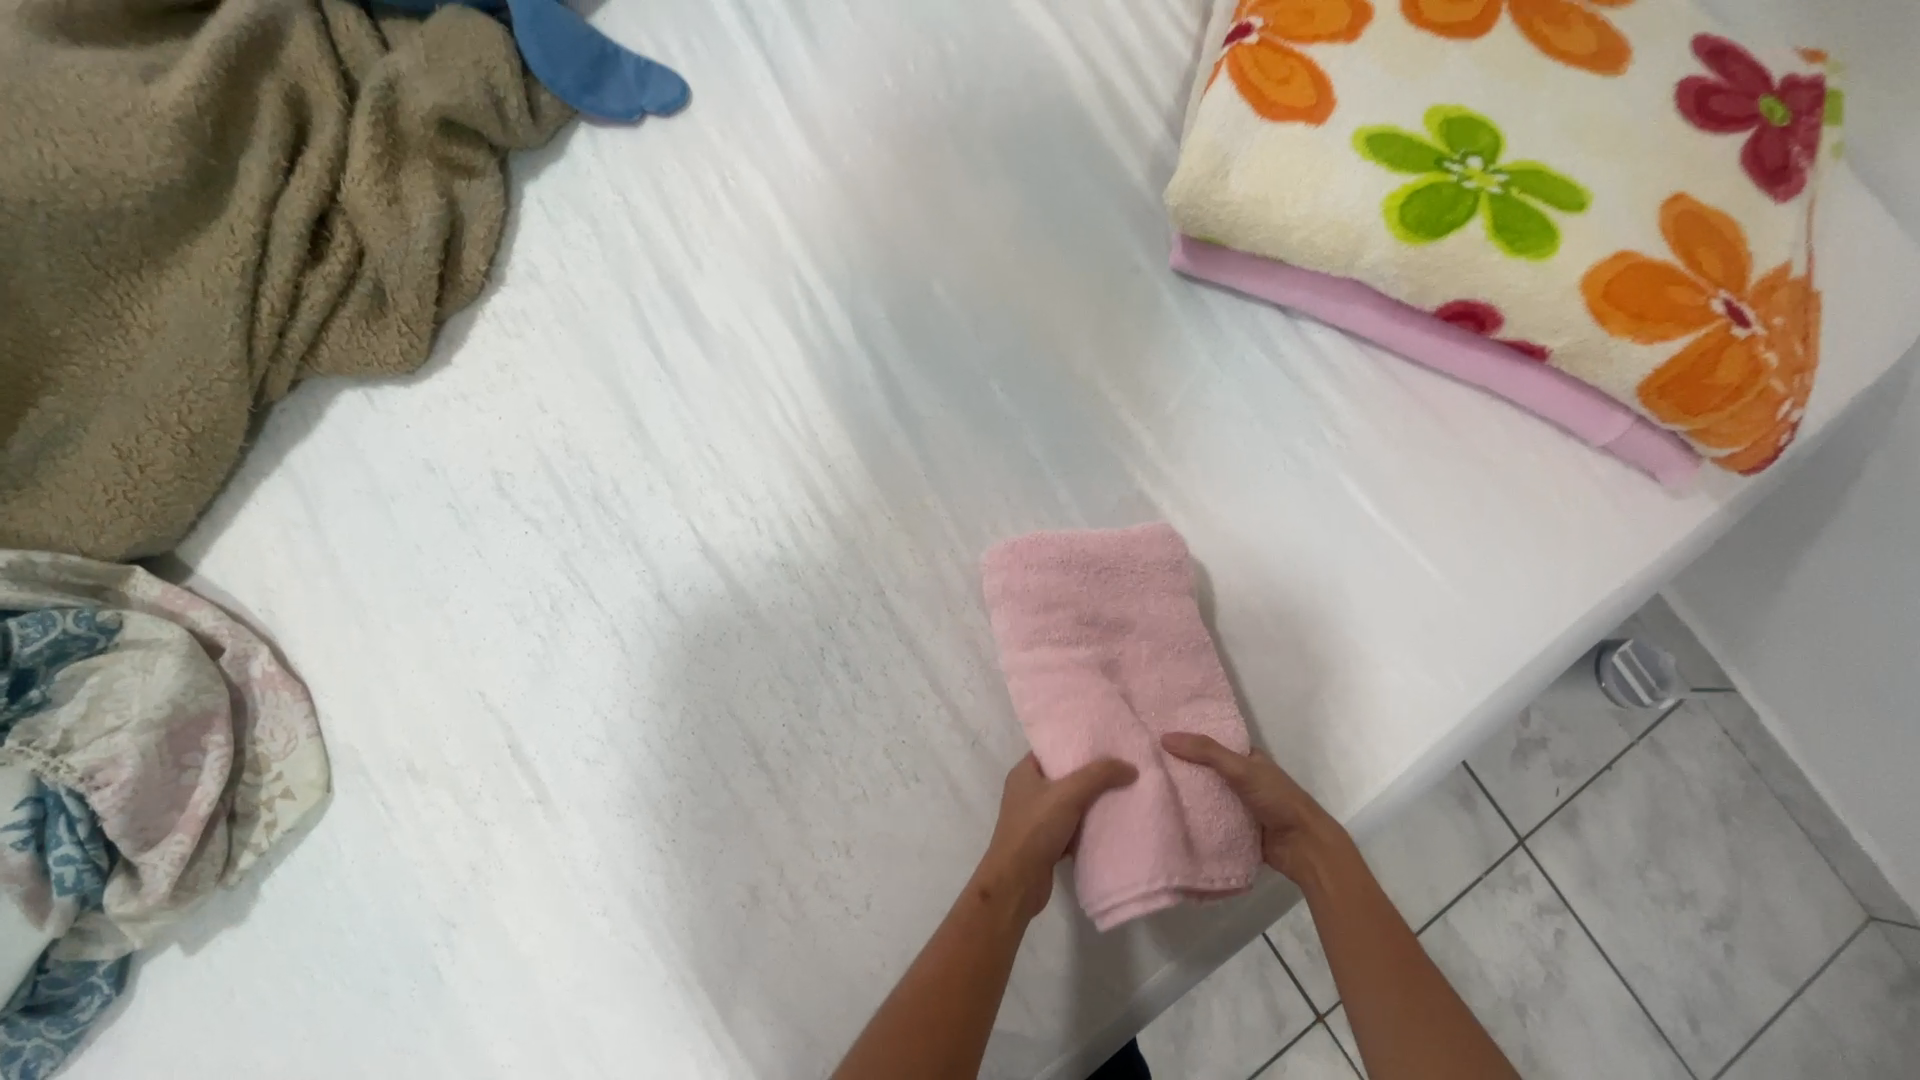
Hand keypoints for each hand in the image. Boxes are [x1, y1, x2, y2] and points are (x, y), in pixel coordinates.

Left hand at [972, 755, 1137, 921]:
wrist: (1016, 882)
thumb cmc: (1035, 829)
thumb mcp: (1068, 794)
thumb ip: (1099, 776)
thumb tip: (1130, 767)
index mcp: (1024, 773)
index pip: (1052, 749)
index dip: (1076, 744)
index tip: (1105, 742)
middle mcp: (1027, 792)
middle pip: (1064, 776)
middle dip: (1090, 774)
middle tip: (1121, 767)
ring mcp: (1036, 818)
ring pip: (1070, 803)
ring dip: (1092, 802)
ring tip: (1123, 791)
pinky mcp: (1045, 842)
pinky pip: (1072, 827)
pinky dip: (1088, 827)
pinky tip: (1111, 823)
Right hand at [1161, 733, 1353, 891]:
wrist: (1303, 847)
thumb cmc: (1277, 799)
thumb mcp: (1241, 769)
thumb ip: (1206, 752)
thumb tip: (1165, 737)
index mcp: (1247, 758)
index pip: (1211, 743)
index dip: (1187, 739)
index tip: (1156, 736)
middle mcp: (1241, 779)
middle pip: (1204, 770)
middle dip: (1180, 768)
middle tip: (1144, 763)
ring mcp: (1237, 805)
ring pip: (1204, 796)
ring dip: (1184, 795)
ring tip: (1147, 787)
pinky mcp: (1233, 829)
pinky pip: (1207, 820)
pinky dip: (1191, 818)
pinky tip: (1165, 815)